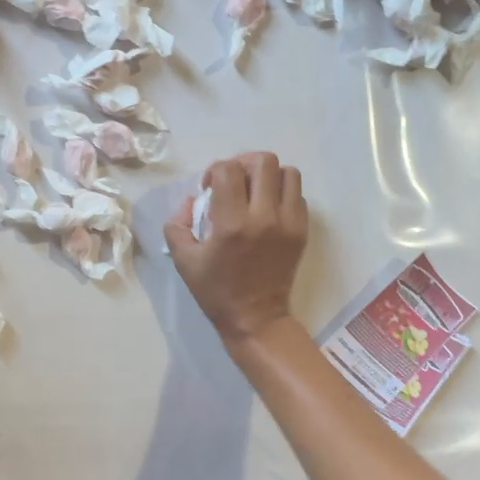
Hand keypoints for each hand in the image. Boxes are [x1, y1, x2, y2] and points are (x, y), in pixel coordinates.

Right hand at [164, 152, 310, 342]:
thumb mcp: (184, 261)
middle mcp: (264, 217)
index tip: (209, 188)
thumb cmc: (216, 291)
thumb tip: (190, 200)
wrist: (255, 317)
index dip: (214, 171)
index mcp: (231, 224)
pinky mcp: (302, 231)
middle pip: (263, 161)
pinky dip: (281, 195)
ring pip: (287, 173)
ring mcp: (288, 223)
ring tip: (254, 192)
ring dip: (267, 176)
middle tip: (233, 182)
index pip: (228, 170)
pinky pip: (297, 195)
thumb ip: (177, 226)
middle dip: (243, 164)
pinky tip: (267, 210)